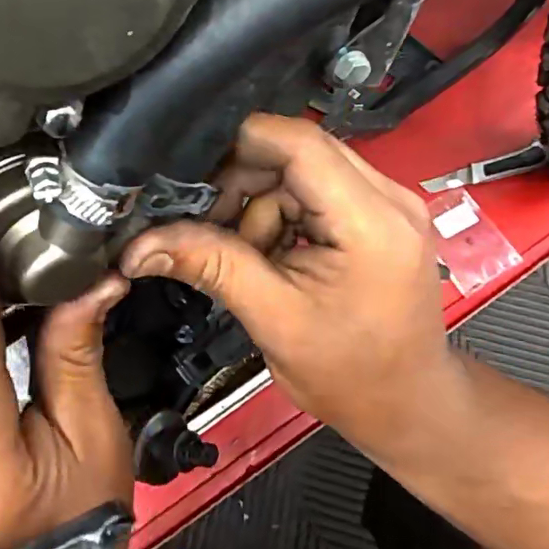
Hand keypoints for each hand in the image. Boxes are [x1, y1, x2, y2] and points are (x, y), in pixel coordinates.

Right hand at [117, 114, 463, 446]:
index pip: (301, 144)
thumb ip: (212, 267)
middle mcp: (389, 197)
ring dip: (264, 205)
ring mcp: (388, 202)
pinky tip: (276, 254)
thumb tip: (141, 246)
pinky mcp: (379, 212)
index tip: (194, 175)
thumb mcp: (274, 320)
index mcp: (372, 222)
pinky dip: (284, 213)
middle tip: (216, 230)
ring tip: (255, 258)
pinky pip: (316, 189)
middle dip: (246, 184)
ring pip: (301, 169)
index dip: (241, 144)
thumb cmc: (352, 375)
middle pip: (298, 152)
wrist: (408, 404)